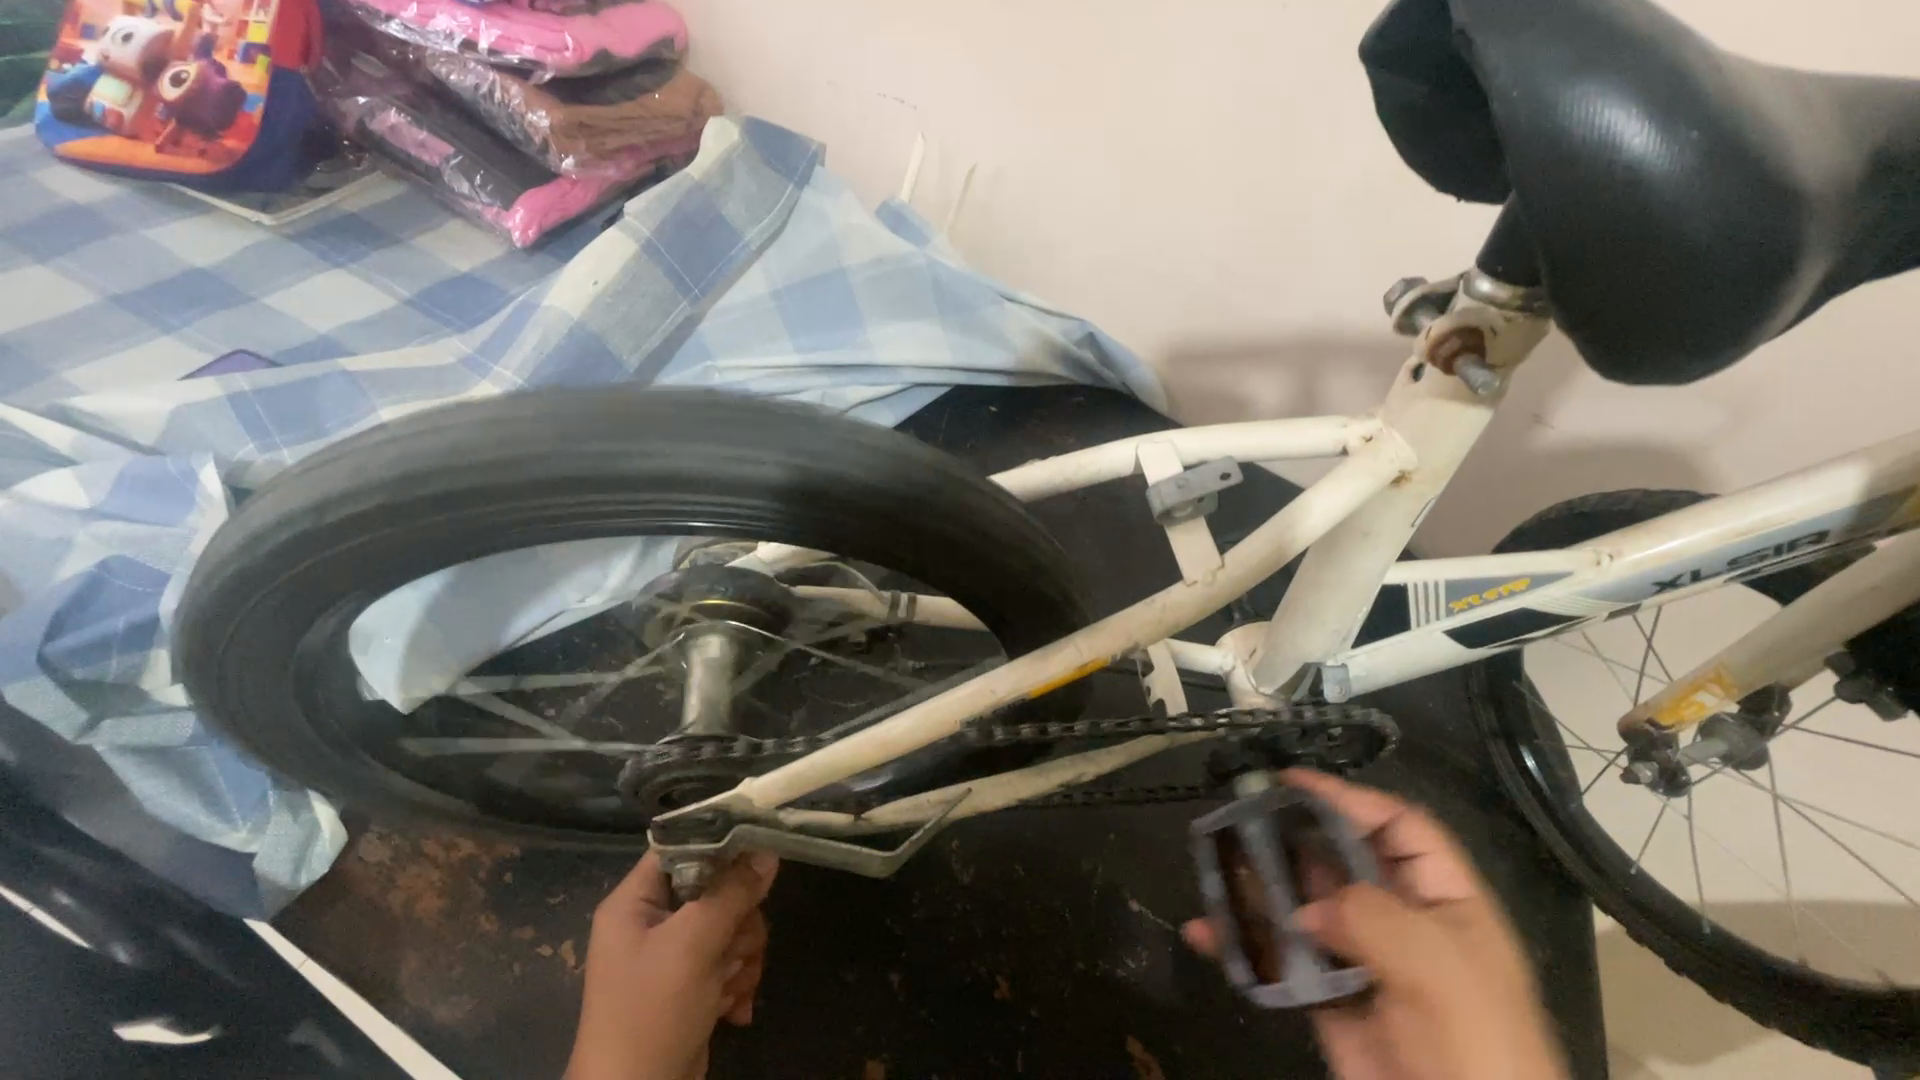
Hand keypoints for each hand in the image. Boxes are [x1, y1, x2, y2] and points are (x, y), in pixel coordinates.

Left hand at [565, 851, 777, 1079]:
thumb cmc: (650, 1014)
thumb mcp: (693, 945)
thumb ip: (732, 893)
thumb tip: (768, 852)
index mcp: (634, 902)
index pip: (680, 848)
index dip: (719, 847)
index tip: (758, 855)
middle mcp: (652, 922)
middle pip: (717, 890)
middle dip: (738, 923)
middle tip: (733, 948)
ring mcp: (673, 957)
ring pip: (731, 927)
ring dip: (742, 958)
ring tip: (729, 987)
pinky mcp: (692, 987)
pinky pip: (730, 962)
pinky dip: (737, 983)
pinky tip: (732, 1009)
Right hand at [1183, 769, 1567, 1079]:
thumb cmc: (1476, 1052)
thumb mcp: (1437, 971)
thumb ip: (1371, 918)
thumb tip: (1306, 908)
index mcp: (1445, 904)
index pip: (1400, 829)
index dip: (1349, 799)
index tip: (1290, 784)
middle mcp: (1403, 924)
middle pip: (1341, 860)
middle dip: (1291, 838)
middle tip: (1237, 821)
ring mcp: (1363, 964)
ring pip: (1303, 907)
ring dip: (1258, 888)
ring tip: (1212, 871)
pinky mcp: (1330, 1002)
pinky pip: (1281, 960)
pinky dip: (1243, 945)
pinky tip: (1206, 934)